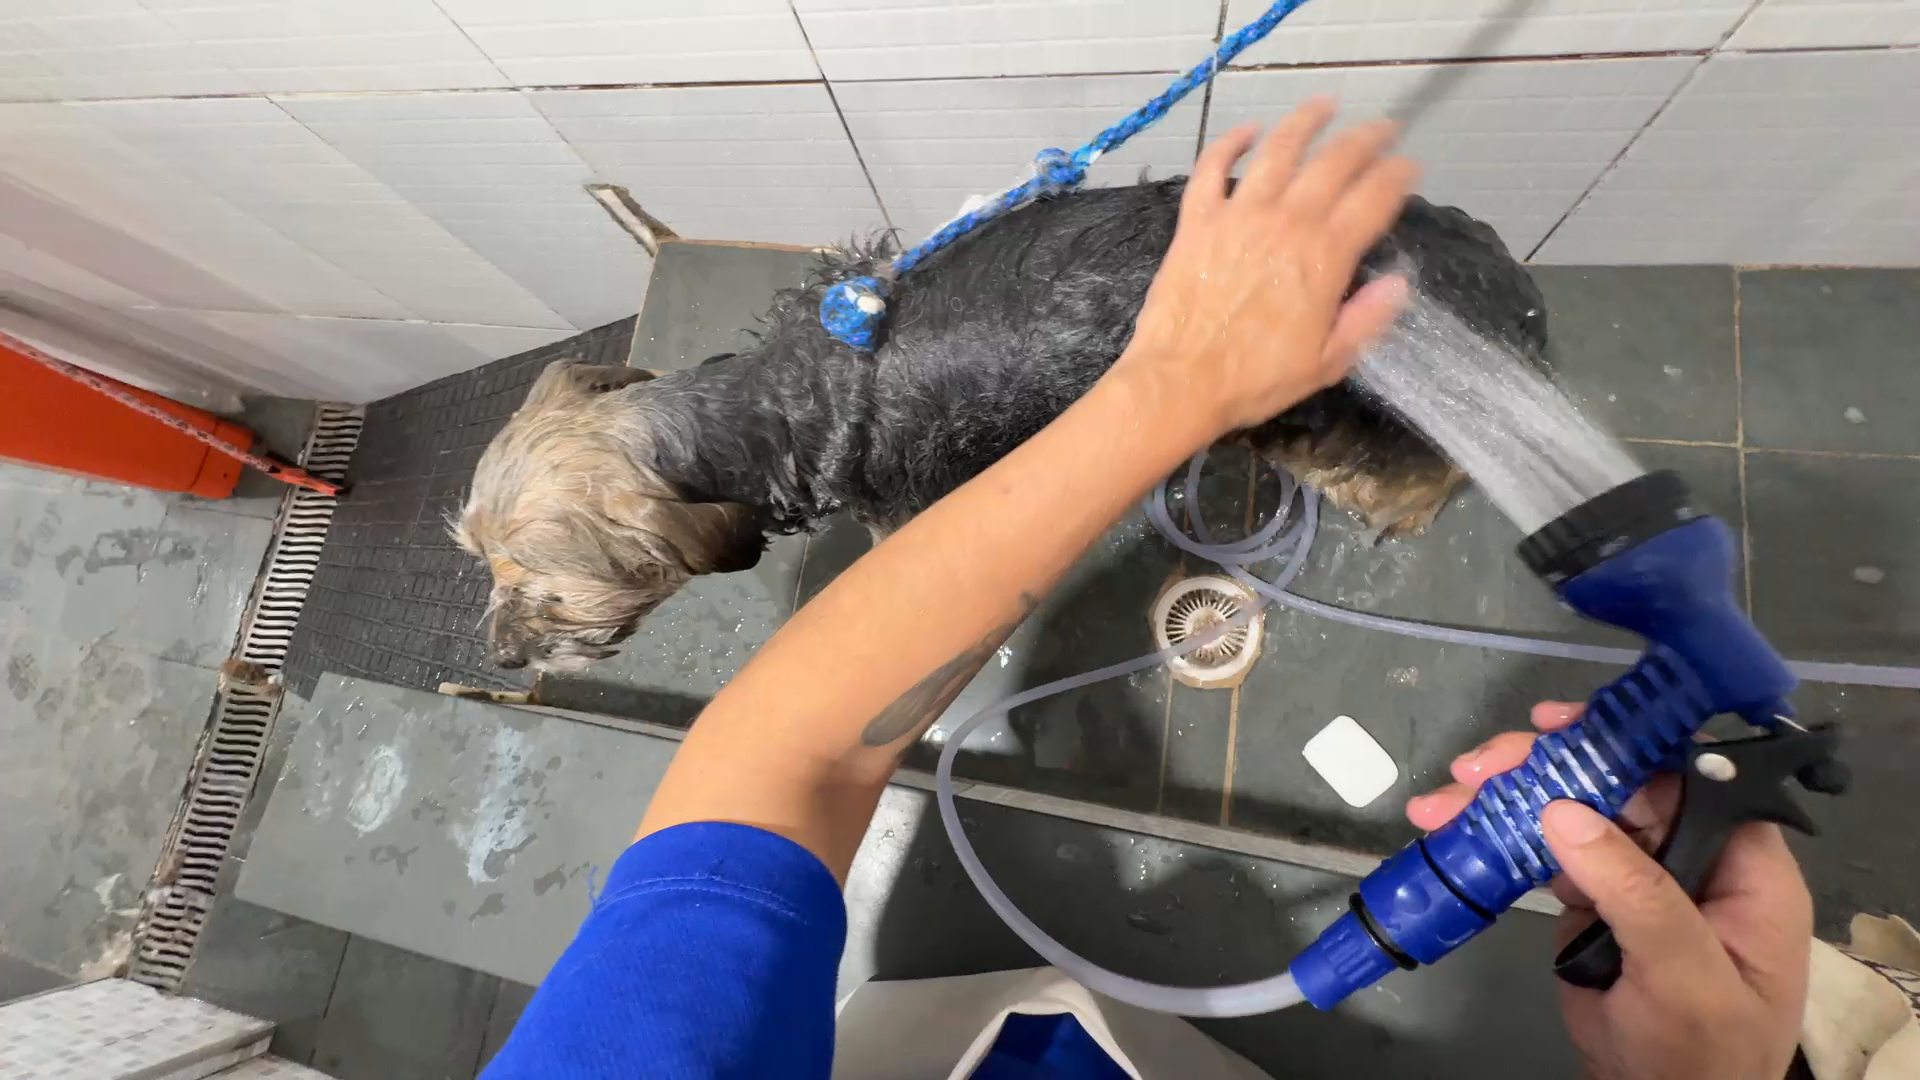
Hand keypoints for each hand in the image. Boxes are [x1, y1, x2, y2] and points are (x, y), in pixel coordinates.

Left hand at [1115, 97, 1415, 441]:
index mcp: (1325, 256)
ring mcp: (1238, 217)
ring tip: (1325, 106)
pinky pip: (1211, 170)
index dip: (1399, 176)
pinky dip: (1228, 144)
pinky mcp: (1196, 224)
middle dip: (1367, 138)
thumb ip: (1364, 321)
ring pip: (1279, 149)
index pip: (1376, 197)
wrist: (1179, 383)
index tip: (1408, 169)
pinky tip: (1245, 131)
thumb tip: (1397, 283)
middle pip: (1336, 161)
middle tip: (1381, 129)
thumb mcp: (1323, 364)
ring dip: (1306, 121)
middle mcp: (1286, 223)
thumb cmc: (1252, 382)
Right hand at [1407, 702, 1812, 1079]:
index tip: (1553, 725)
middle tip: (1471, 769)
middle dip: (1530, 766)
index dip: (1622, 741)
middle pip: (1603, 779)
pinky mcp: (1579, 884)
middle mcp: (1681, 852)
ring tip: (1437, 804)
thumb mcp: (1683, 977)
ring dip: (1490, 796)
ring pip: (1555, 802)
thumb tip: (1562, 810)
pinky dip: (1483, 828)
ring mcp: (1625, 866)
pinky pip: (1529, 838)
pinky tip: (1443, 825)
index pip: (1686, 776)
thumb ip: (1636, 894)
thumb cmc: (1699, 1049)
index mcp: (1736, 867)